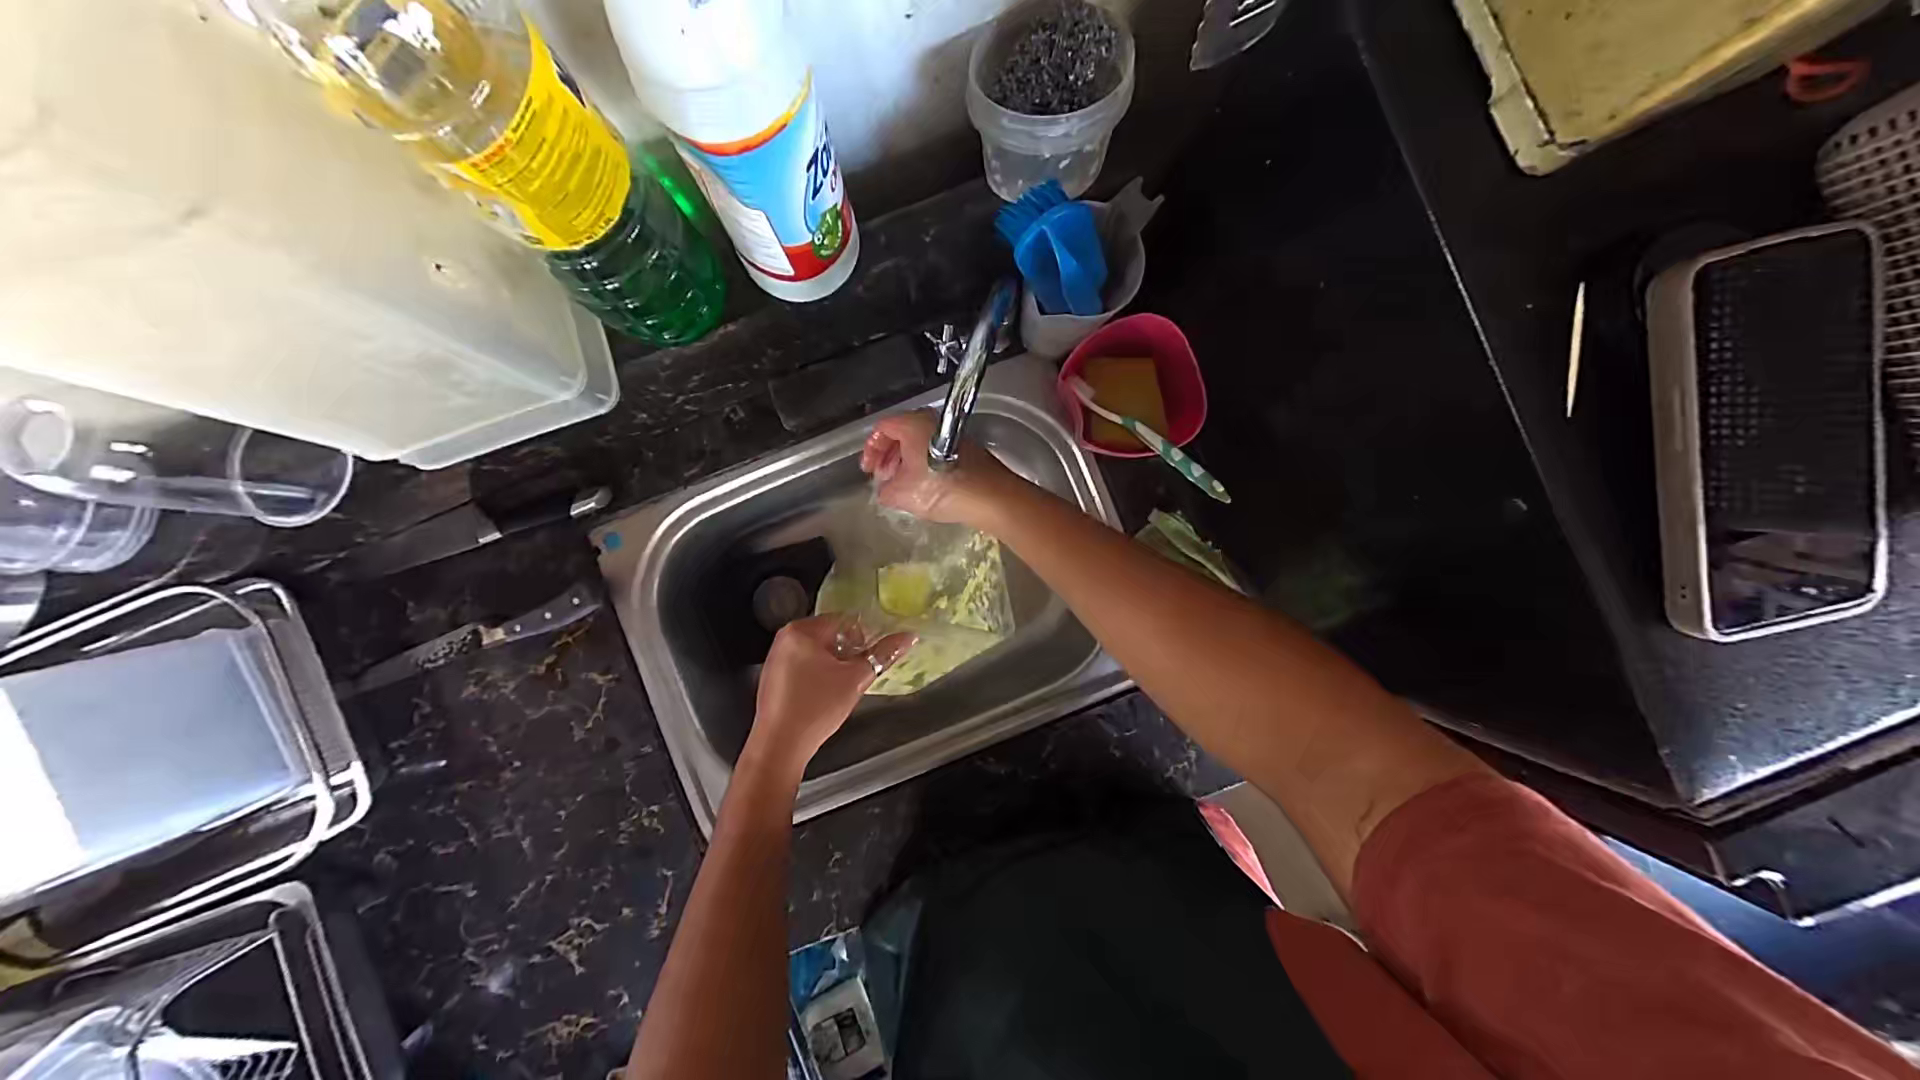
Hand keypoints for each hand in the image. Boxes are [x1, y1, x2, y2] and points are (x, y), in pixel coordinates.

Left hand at [744, 616, 914, 777]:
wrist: (780, 745)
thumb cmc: (816, 708)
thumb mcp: (856, 678)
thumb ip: (884, 654)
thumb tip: (908, 636)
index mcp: (801, 630)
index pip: (845, 621)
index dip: (864, 638)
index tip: (871, 658)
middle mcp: (784, 638)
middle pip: (830, 635)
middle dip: (848, 653)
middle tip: (858, 674)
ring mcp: (776, 658)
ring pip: (817, 652)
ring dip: (834, 665)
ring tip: (842, 687)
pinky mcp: (773, 678)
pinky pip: (803, 666)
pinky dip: (818, 675)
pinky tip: (824, 695)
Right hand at [859, 411, 1020, 525]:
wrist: (991, 497)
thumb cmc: (945, 489)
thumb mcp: (902, 494)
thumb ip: (884, 490)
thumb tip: (884, 490)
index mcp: (913, 424)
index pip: (882, 428)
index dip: (870, 449)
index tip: (868, 468)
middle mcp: (933, 422)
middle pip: (901, 433)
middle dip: (888, 455)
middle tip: (882, 476)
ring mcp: (952, 434)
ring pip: (920, 443)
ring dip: (906, 461)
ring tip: (901, 484)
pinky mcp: (966, 449)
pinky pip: (937, 451)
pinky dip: (925, 465)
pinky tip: (924, 486)